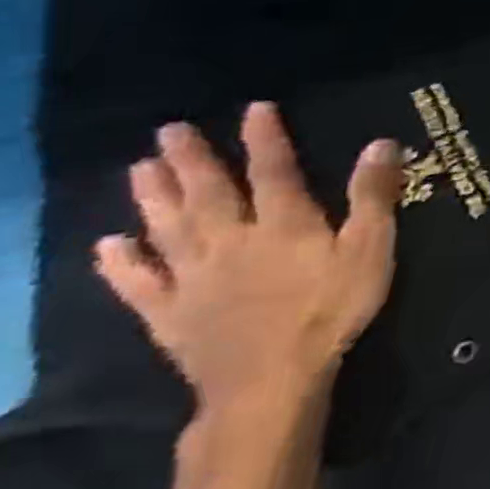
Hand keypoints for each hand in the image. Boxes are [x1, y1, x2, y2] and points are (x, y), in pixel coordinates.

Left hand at [94, 102, 402, 411]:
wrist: (271, 380)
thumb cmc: (331, 308)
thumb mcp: (370, 249)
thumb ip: (373, 196)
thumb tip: (382, 143)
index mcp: (282, 224)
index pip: (272, 170)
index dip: (264, 138)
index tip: (255, 108)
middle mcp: (231, 240)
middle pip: (207, 193)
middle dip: (190, 160)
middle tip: (169, 130)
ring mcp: (193, 277)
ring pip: (168, 228)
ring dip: (152, 197)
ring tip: (139, 169)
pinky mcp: (170, 313)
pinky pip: (140, 284)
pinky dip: (121, 264)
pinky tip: (108, 245)